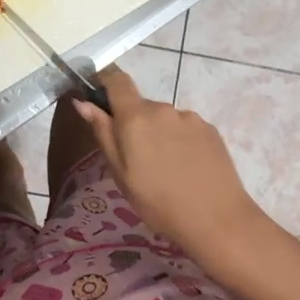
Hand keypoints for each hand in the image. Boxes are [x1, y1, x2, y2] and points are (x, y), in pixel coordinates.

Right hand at [73, 66, 269, 261]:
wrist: (216, 219)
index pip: (117, 81)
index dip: (107, 88)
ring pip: (164, 119)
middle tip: (139, 161)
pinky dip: (181, 142)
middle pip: (141, 106)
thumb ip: (103, 133)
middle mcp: (163, 108)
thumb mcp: (120, 174)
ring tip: (167, 170)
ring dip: (159, 134)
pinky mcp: (210, 129)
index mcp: (136, 117)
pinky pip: (185, 128)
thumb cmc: (158, 202)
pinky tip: (188, 169)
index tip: (104, 110)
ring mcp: (189, 117)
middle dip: (135, 125)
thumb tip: (83, 102)